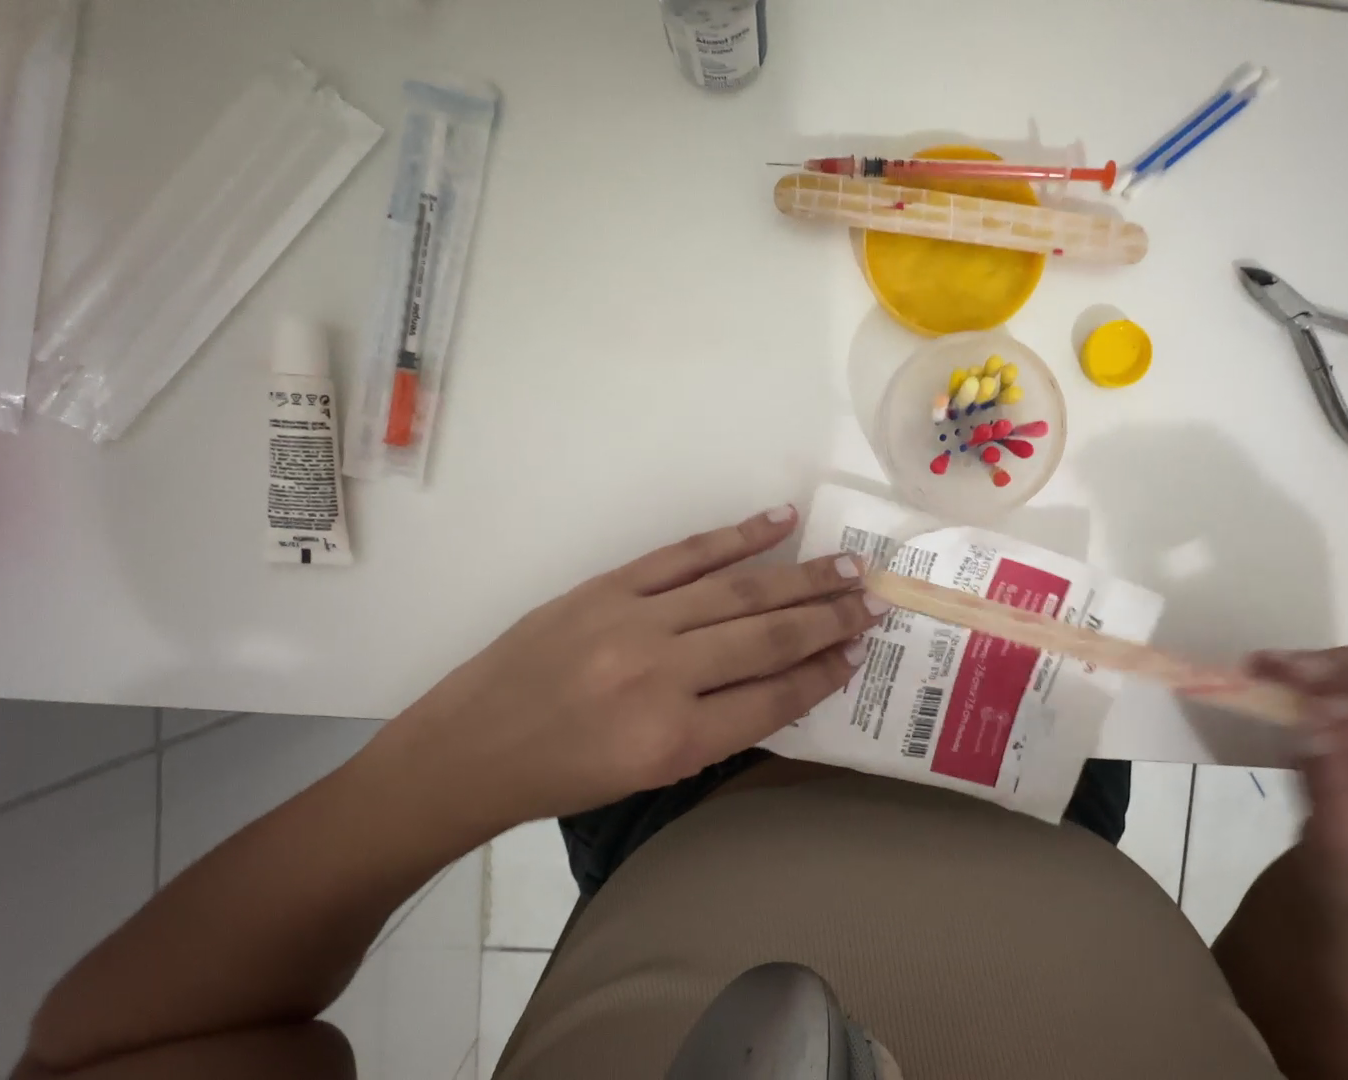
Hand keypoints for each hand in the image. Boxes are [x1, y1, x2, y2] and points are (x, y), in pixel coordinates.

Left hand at [364, 504, 883, 839]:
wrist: (471, 747)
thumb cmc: (564, 777)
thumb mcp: (652, 774)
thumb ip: (721, 727)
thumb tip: (786, 676)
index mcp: (676, 741)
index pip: (775, 698)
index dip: (824, 672)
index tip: (859, 651)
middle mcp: (663, 676)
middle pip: (768, 637)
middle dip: (830, 618)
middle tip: (876, 601)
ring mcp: (635, 621)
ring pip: (739, 590)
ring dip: (802, 576)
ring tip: (849, 565)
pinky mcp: (609, 585)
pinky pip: (687, 554)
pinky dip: (739, 535)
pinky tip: (781, 521)